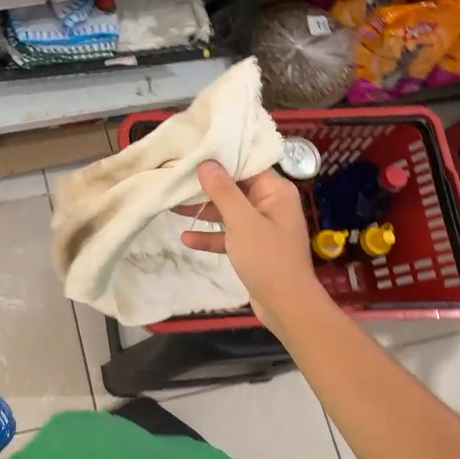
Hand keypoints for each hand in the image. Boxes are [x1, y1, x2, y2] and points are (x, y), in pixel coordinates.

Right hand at [179, 161, 323, 330]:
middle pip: (235, 187)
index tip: (193, 152)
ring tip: (172, 205)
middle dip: (206, 185)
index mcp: (276, 191)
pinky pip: (229, 234)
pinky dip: (211, 235)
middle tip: (177, 176)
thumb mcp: (242, 221)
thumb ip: (223, 191)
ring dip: (204, 210)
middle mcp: (271, 204)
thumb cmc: (267, 258)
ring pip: (229, 211)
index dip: (221, 158)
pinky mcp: (254, 247)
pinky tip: (186, 238)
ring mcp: (262, 226)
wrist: (287, 306)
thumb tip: (207, 163)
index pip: (247, 164)